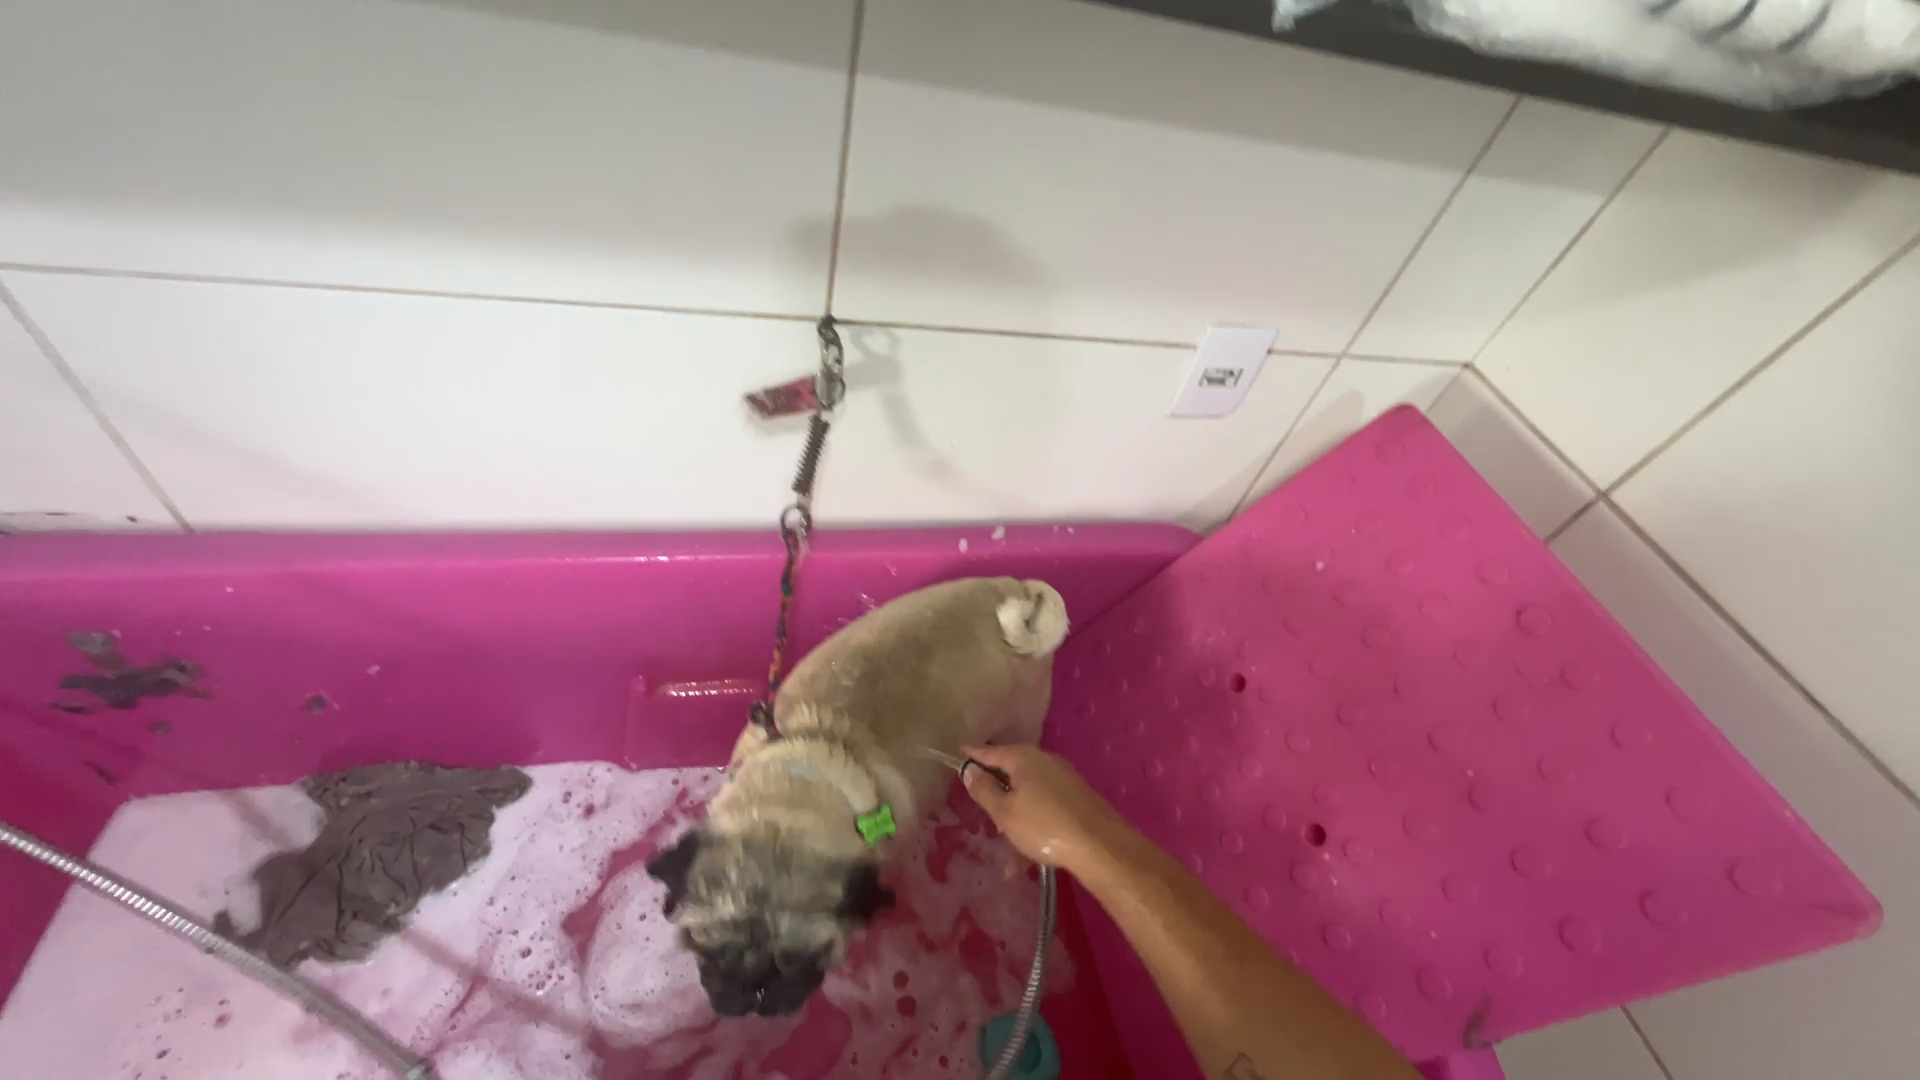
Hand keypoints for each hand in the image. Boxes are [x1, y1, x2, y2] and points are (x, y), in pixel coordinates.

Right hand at [959, 744, 1131, 872]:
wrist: (1099, 844)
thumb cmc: (1044, 826)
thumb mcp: (1005, 812)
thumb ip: (984, 790)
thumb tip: (970, 770)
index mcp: (1024, 759)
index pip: (991, 752)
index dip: (973, 754)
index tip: (959, 751)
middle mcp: (1044, 761)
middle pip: (1012, 771)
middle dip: (996, 789)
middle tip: (980, 801)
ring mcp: (1063, 779)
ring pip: (1028, 795)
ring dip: (1014, 818)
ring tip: (1005, 849)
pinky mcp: (1076, 797)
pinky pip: (1044, 808)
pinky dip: (1032, 827)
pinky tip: (1024, 862)